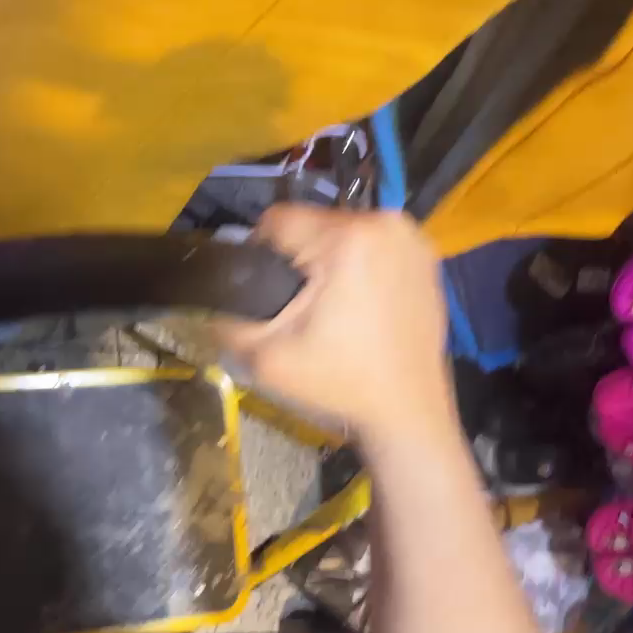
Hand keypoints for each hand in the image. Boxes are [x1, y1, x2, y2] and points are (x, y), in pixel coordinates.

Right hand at [218, 206, 457, 446]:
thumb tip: (205, 302)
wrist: (407, 412)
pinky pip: (373, 247)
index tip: (264, 292)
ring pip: (343, 234)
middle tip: (298, 310)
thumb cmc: (341, 383)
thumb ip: (226, 322)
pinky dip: (360, 268)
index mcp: (347, 239)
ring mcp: (412, 238)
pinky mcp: (428, 256)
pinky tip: (358, 307)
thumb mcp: (268, 359)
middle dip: (298, 259)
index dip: (259, 253)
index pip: (277, 220)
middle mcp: (385, 223)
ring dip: (328, 262)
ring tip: (328, 310)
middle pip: (313, 224)